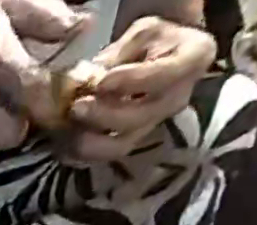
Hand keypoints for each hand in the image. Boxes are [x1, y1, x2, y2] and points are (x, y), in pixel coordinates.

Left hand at [66, 16, 215, 159]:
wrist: (155, 60)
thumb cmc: (152, 42)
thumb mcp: (141, 35)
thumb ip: (119, 57)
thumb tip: (89, 82)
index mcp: (192, 60)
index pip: (163, 76)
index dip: (130, 82)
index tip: (101, 82)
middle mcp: (176, 100)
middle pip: (139, 118)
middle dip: (103, 116)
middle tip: (76, 107)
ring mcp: (154, 126)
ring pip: (121, 146)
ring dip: (89, 143)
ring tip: (66, 130)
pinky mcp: (131, 142)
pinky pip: (105, 157)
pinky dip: (81, 155)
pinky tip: (63, 146)